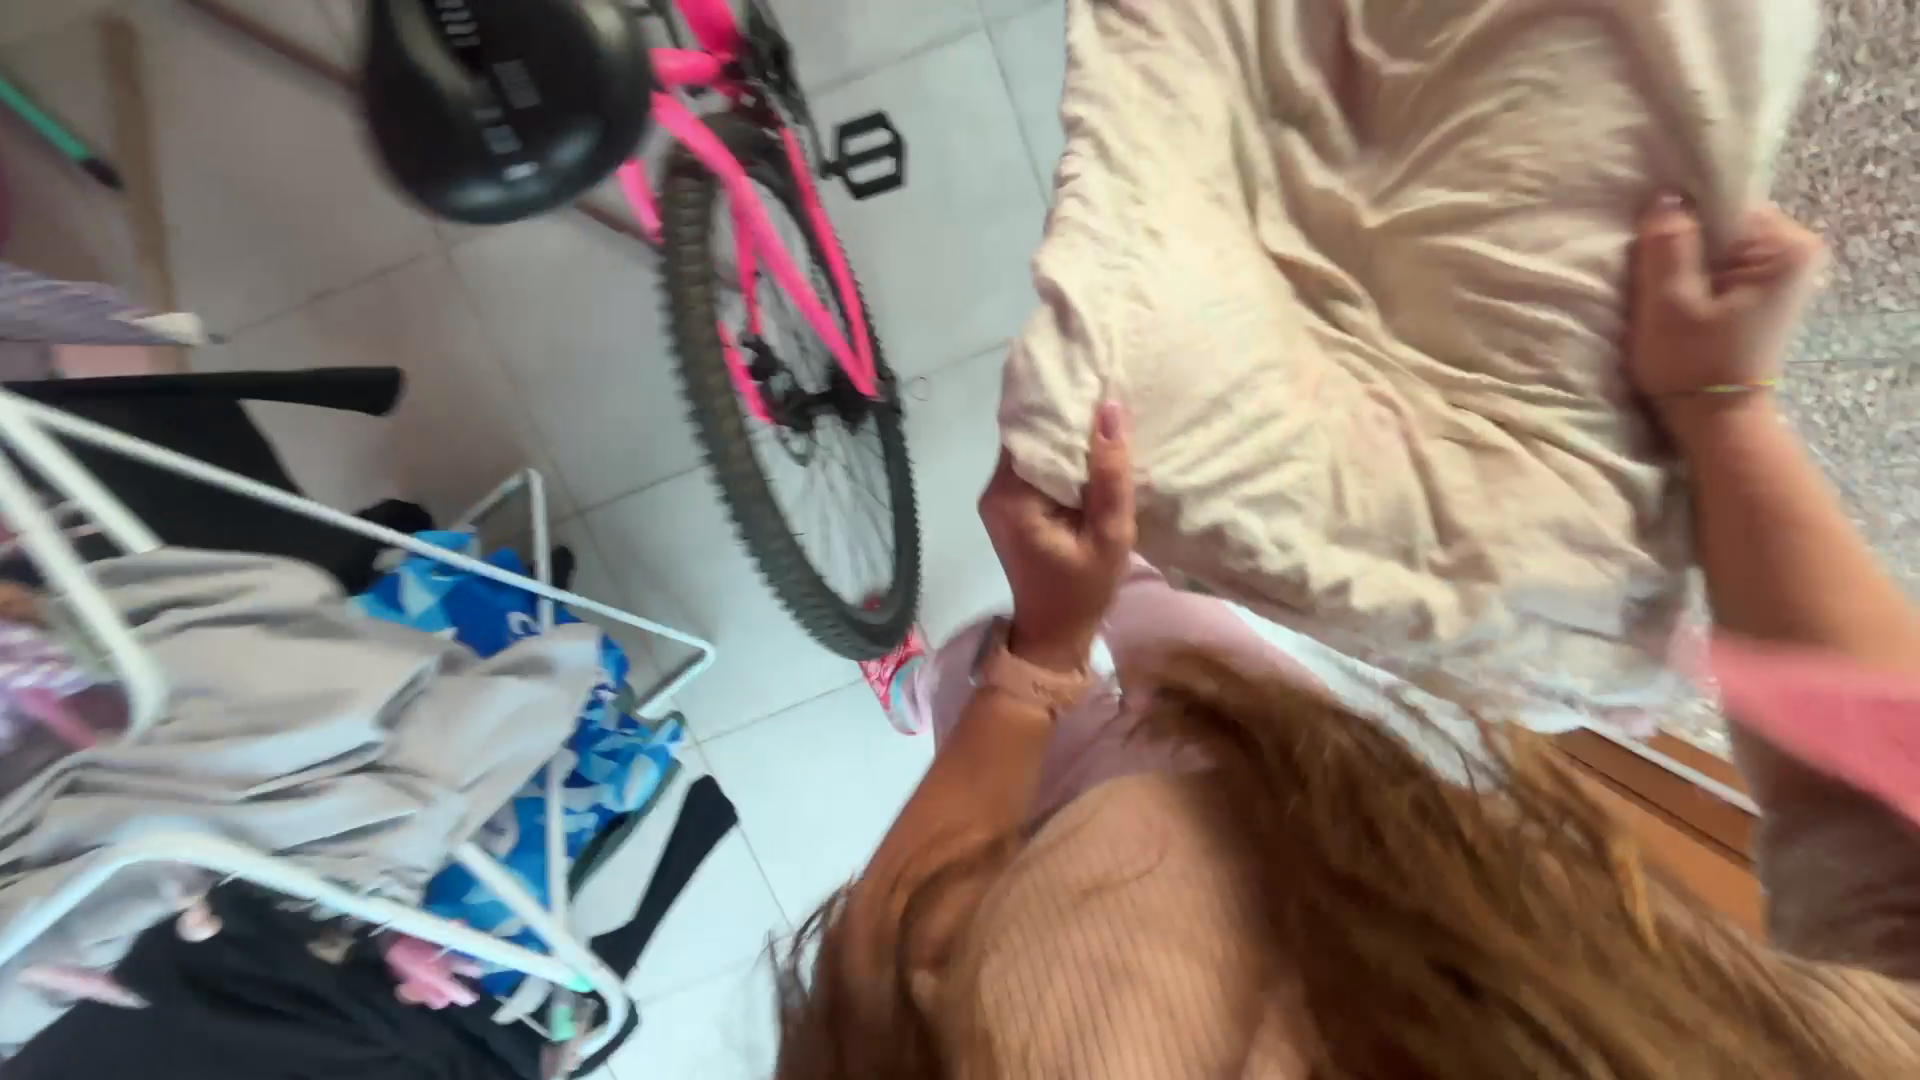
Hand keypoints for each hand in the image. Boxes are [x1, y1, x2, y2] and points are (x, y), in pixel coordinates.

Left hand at [978, 401, 1135, 672]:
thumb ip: (1111, 475)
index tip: (1093, 375)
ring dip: (1063, 436)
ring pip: (1031, 450)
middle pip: (1027, 436)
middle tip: (1104, 385)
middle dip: (1063, 415)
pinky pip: (1034, 469)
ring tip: (1102, 411)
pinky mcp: (1008, 507)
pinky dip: (1059, 458)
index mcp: (1011, 496)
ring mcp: (998, 499)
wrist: (1054, 634)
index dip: (1059, 402)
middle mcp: (994, 491)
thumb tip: (1111, 409)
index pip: (1029, 430)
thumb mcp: (1110, 536)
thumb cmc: (1083, 590)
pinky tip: (1090, 447)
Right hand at [1627, 196, 1825, 438]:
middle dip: (1681, 245)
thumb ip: (1667, 249)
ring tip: (1658, 292)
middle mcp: (1797, 251)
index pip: (1723, 208)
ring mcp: (1783, 273)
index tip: (1644, 249)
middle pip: (1723, 226)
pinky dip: (1693, 278)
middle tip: (1646, 277)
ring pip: (1718, 247)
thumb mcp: (1668, 306)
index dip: (1679, 224)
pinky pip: (1721, 267)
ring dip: (1683, 264)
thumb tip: (1663, 198)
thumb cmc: (1689, 363)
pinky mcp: (1763, 292)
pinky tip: (1674, 300)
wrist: (1712, 415)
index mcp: (1785, 248)